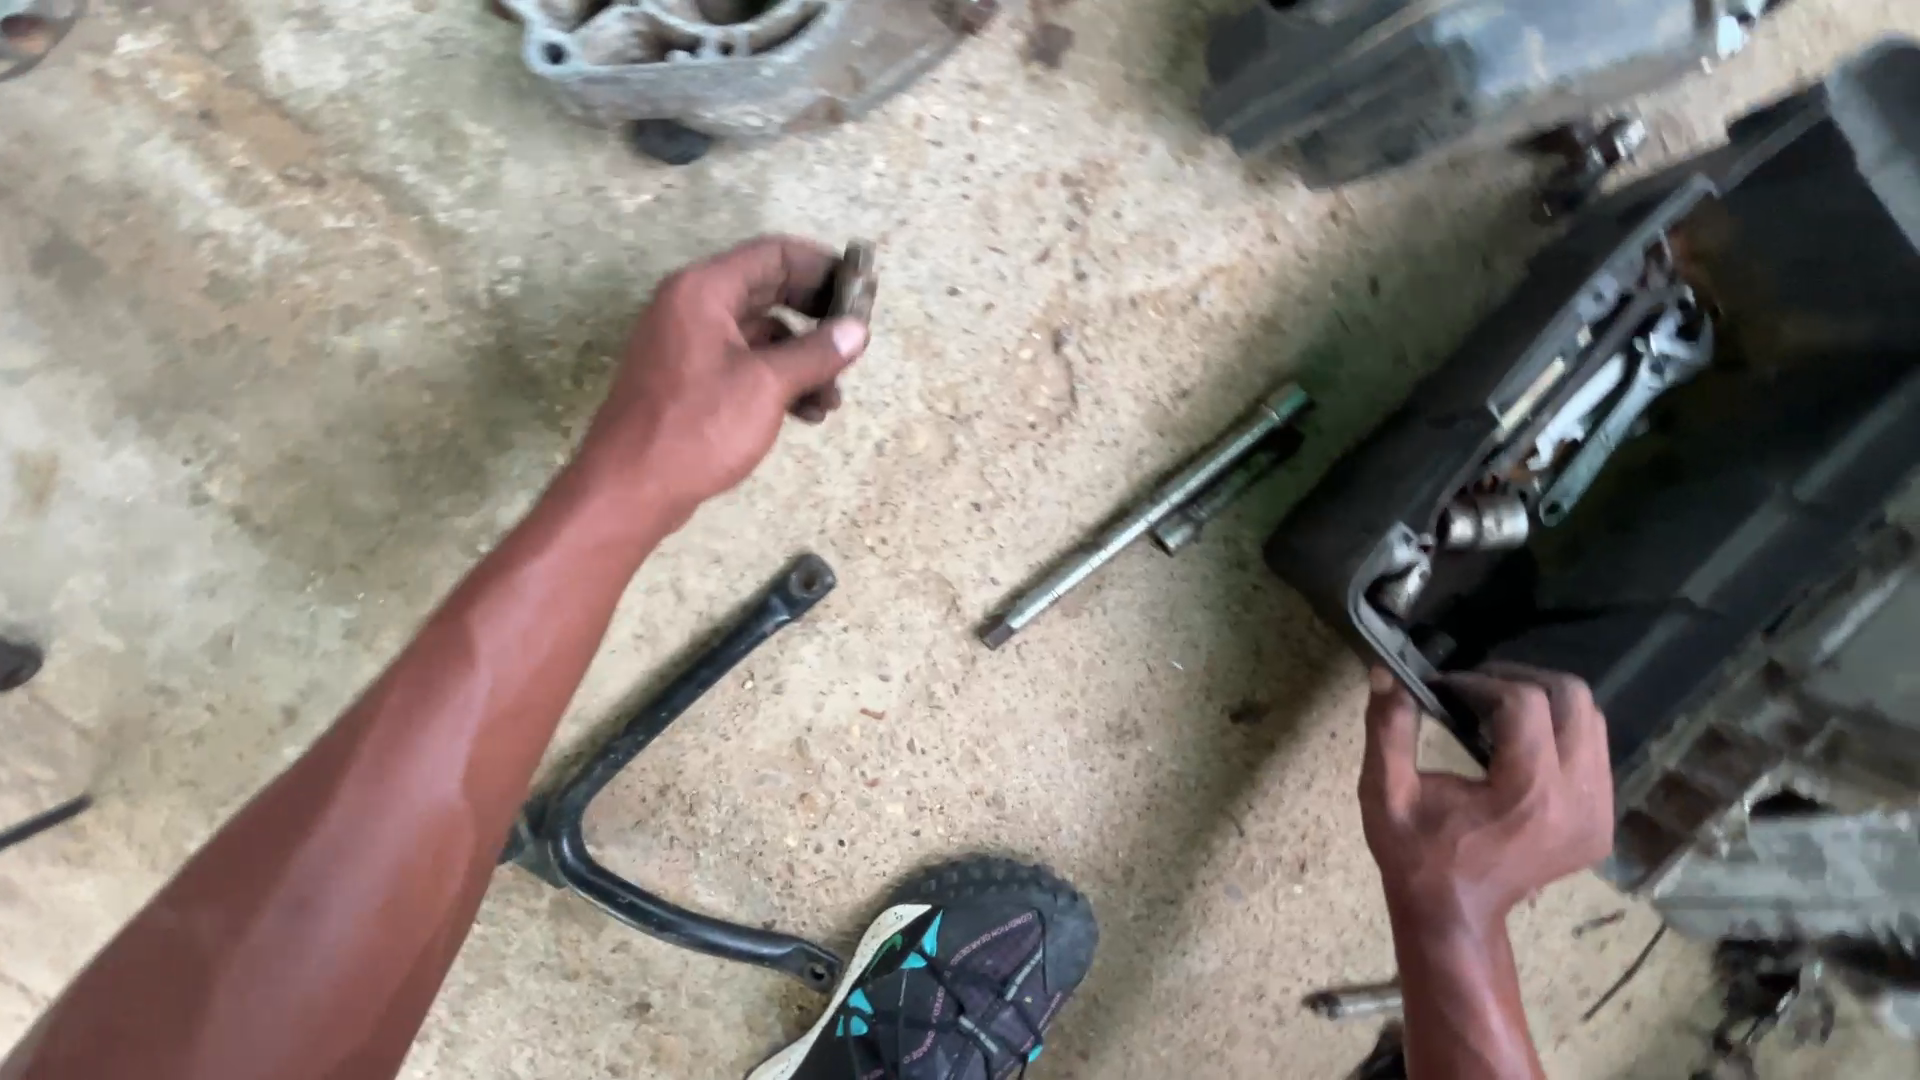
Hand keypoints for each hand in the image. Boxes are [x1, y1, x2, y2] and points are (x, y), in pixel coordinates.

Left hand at [573, 235, 869, 522]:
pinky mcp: (694, 381)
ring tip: (832, 398)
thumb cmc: (698, 426)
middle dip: (817, 319)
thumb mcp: (767, 385)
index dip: (822, 268)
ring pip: (763, 336)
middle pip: (770, 292)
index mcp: (704, 290)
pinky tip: (806, 413)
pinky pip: (747, 365)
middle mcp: (695, 307)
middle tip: (855, 343)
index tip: (861, 292)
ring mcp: (692, 345)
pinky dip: (780, 382)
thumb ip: (816, 353)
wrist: (632, 486)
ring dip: (804, 360)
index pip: (774, 255)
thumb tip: (858, 330)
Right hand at [1358, 663, 1612, 931]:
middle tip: (1469, 687)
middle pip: (1575, 701)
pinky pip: (1592, 751)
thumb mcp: (1385, 791)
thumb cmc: (1414, 853)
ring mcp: (1599, 814)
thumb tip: (1383, 673)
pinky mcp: (1600, 822)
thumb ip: (1387, 728)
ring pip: (1591, 722)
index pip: (1524, 702)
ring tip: (1488, 709)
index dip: (1477, 681)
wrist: (1453, 914)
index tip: (1439, 687)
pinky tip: (1510, 741)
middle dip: (1517, 680)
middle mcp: (1578, 801)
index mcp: (1528, 793)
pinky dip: (1553, 730)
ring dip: (1538, 702)